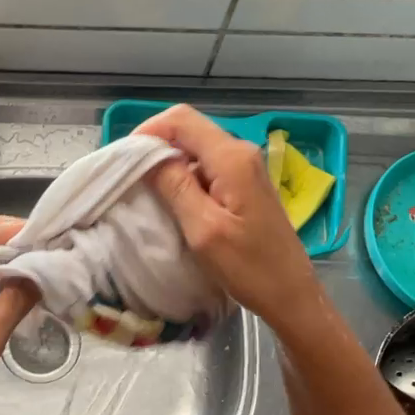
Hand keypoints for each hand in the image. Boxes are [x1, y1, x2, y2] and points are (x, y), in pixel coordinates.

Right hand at [135, 104, 323, 330]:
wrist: (291, 294)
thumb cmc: (249, 267)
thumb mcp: (203, 230)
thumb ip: (175, 187)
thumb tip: (149, 156)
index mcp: (231, 158)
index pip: (181, 120)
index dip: (147, 131)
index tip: (124, 159)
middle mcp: (241, 153)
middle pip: (188, 130)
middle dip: (155, 147)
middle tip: (130, 177)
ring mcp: (245, 168)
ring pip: (196, 149)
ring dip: (168, 164)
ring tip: (146, 192)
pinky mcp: (245, 185)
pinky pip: (207, 167)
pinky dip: (184, 177)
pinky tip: (173, 202)